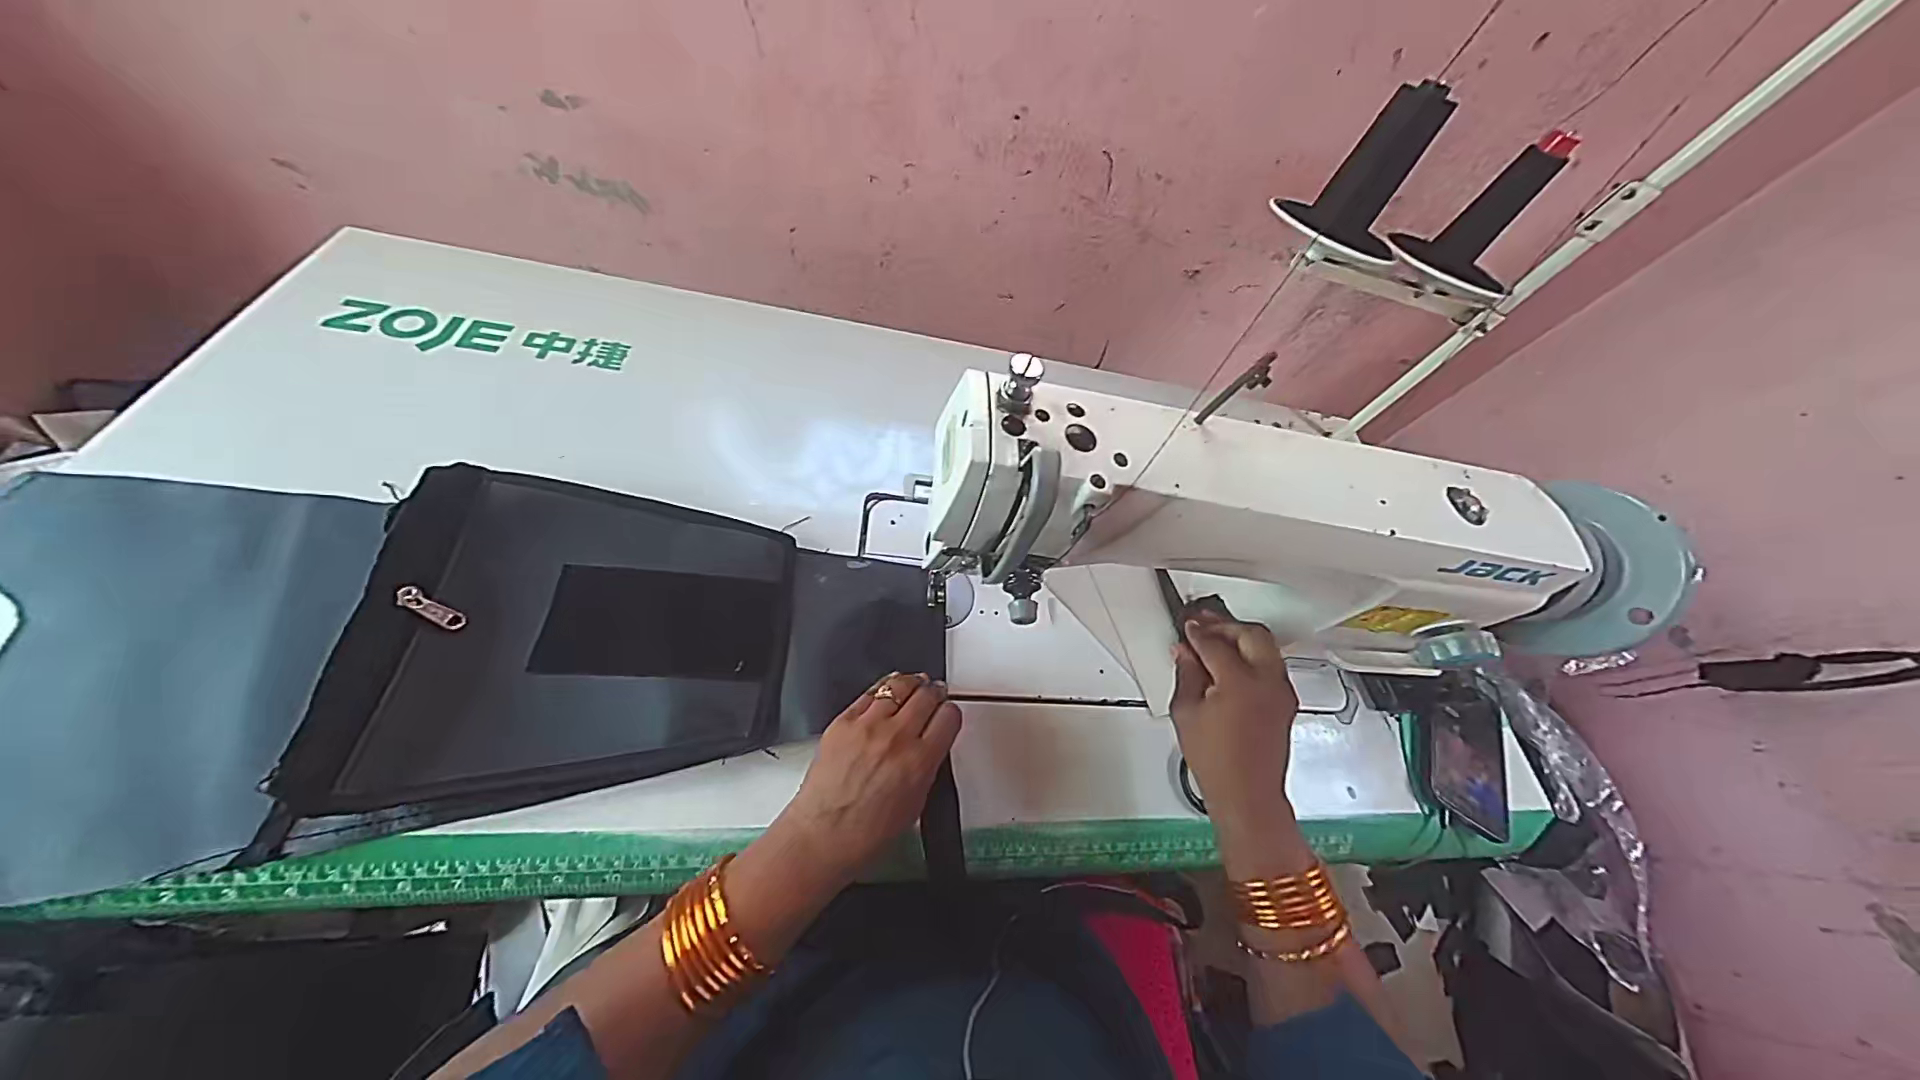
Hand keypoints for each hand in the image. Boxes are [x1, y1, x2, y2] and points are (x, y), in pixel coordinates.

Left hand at [774, 673, 962, 883]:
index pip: (949, 717)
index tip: (948, 713)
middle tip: (935, 692)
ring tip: (914, 683)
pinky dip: (882, 690)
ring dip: (911, 683)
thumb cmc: (865, 832)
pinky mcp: (843, 722)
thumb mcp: (917, 803)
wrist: (823, 835)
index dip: (950, 713)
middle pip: (926, 695)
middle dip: (934, 692)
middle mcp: (896, 738)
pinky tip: (886, 691)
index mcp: (920, 761)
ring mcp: (867, 726)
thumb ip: (928, 765)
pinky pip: (869, 694)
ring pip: (898, 685)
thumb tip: (931, 744)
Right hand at [1170, 615, 1300, 841]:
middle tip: (1203, 624)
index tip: (1186, 628)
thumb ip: (1186, 674)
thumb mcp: (1185, 712)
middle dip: (1224, 625)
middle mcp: (1268, 681)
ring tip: (1216, 639)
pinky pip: (1271, 664)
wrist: (1247, 793)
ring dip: (1240, 637)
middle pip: (1250, 634)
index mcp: (1241, 681)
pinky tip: (1231, 661)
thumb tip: (1185, 653)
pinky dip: (1252, 654)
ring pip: (1266, 645)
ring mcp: (1282, 691)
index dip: (1197, 632)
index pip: (1215, 643)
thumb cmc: (1216, 761)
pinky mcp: (1286, 701)